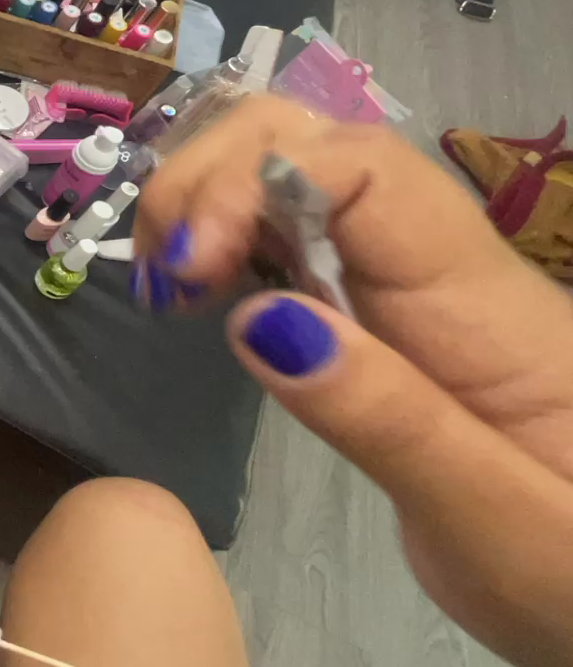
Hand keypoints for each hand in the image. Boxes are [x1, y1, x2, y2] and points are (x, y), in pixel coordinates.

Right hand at [135, 94, 572, 666]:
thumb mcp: (505, 530)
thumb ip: (389, 421)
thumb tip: (257, 318)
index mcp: (479, 300)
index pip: (359, 166)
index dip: (247, 184)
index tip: (188, 269)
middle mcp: (431, 255)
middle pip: (300, 135)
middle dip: (198, 179)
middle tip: (161, 274)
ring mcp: (392, 264)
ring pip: (274, 158)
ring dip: (191, 197)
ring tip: (164, 281)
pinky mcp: (358, 284)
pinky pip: (268, 210)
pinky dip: (204, 225)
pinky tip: (191, 283)